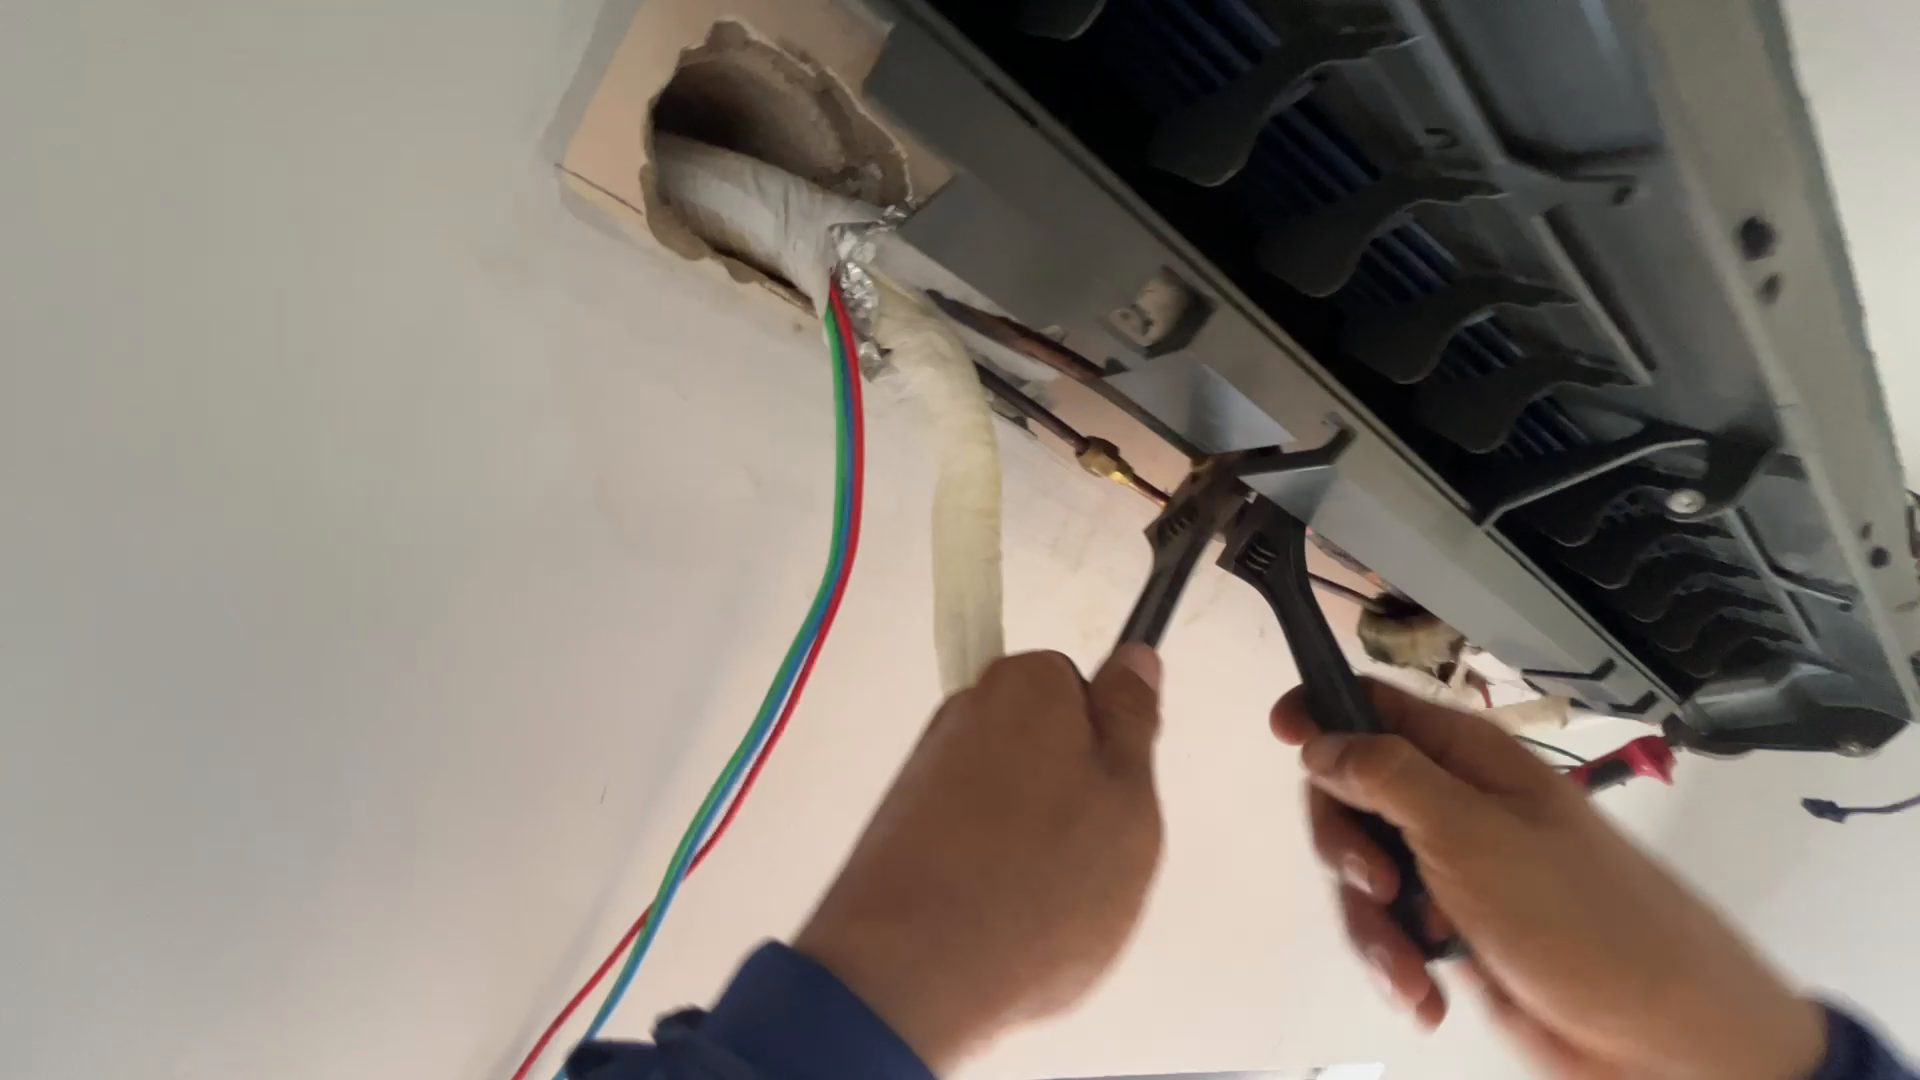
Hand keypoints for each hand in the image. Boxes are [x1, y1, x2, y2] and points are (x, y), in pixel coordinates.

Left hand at [795, 648, 1163, 1071]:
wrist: (907, 974)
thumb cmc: (1041, 880)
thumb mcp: (1125, 798)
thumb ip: (1132, 719)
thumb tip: (1134, 656)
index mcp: (1024, 684)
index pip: (1082, 689)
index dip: (1106, 746)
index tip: (1108, 800)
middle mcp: (966, 710)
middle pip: (1045, 739)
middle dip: (1070, 789)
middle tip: (1085, 855)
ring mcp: (927, 767)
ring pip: (1012, 791)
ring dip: (1032, 833)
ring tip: (1040, 897)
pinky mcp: (901, 821)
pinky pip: (971, 829)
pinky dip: (990, 861)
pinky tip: (1000, 913)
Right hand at [1271, 681, 1826, 1079]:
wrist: (1674, 1051)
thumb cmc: (1579, 919)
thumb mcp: (1471, 832)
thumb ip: (1384, 775)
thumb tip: (1316, 740)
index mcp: (1459, 756)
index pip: (1368, 701)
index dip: (1318, 708)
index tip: (1283, 735)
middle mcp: (1444, 798)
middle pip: (1344, 788)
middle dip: (1343, 841)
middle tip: (1375, 882)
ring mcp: (1442, 862)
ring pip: (1355, 862)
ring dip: (1369, 920)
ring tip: (1412, 964)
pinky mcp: (1442, 921)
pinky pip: (1380, 921)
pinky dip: (1391, 957)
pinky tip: (1421, 992)